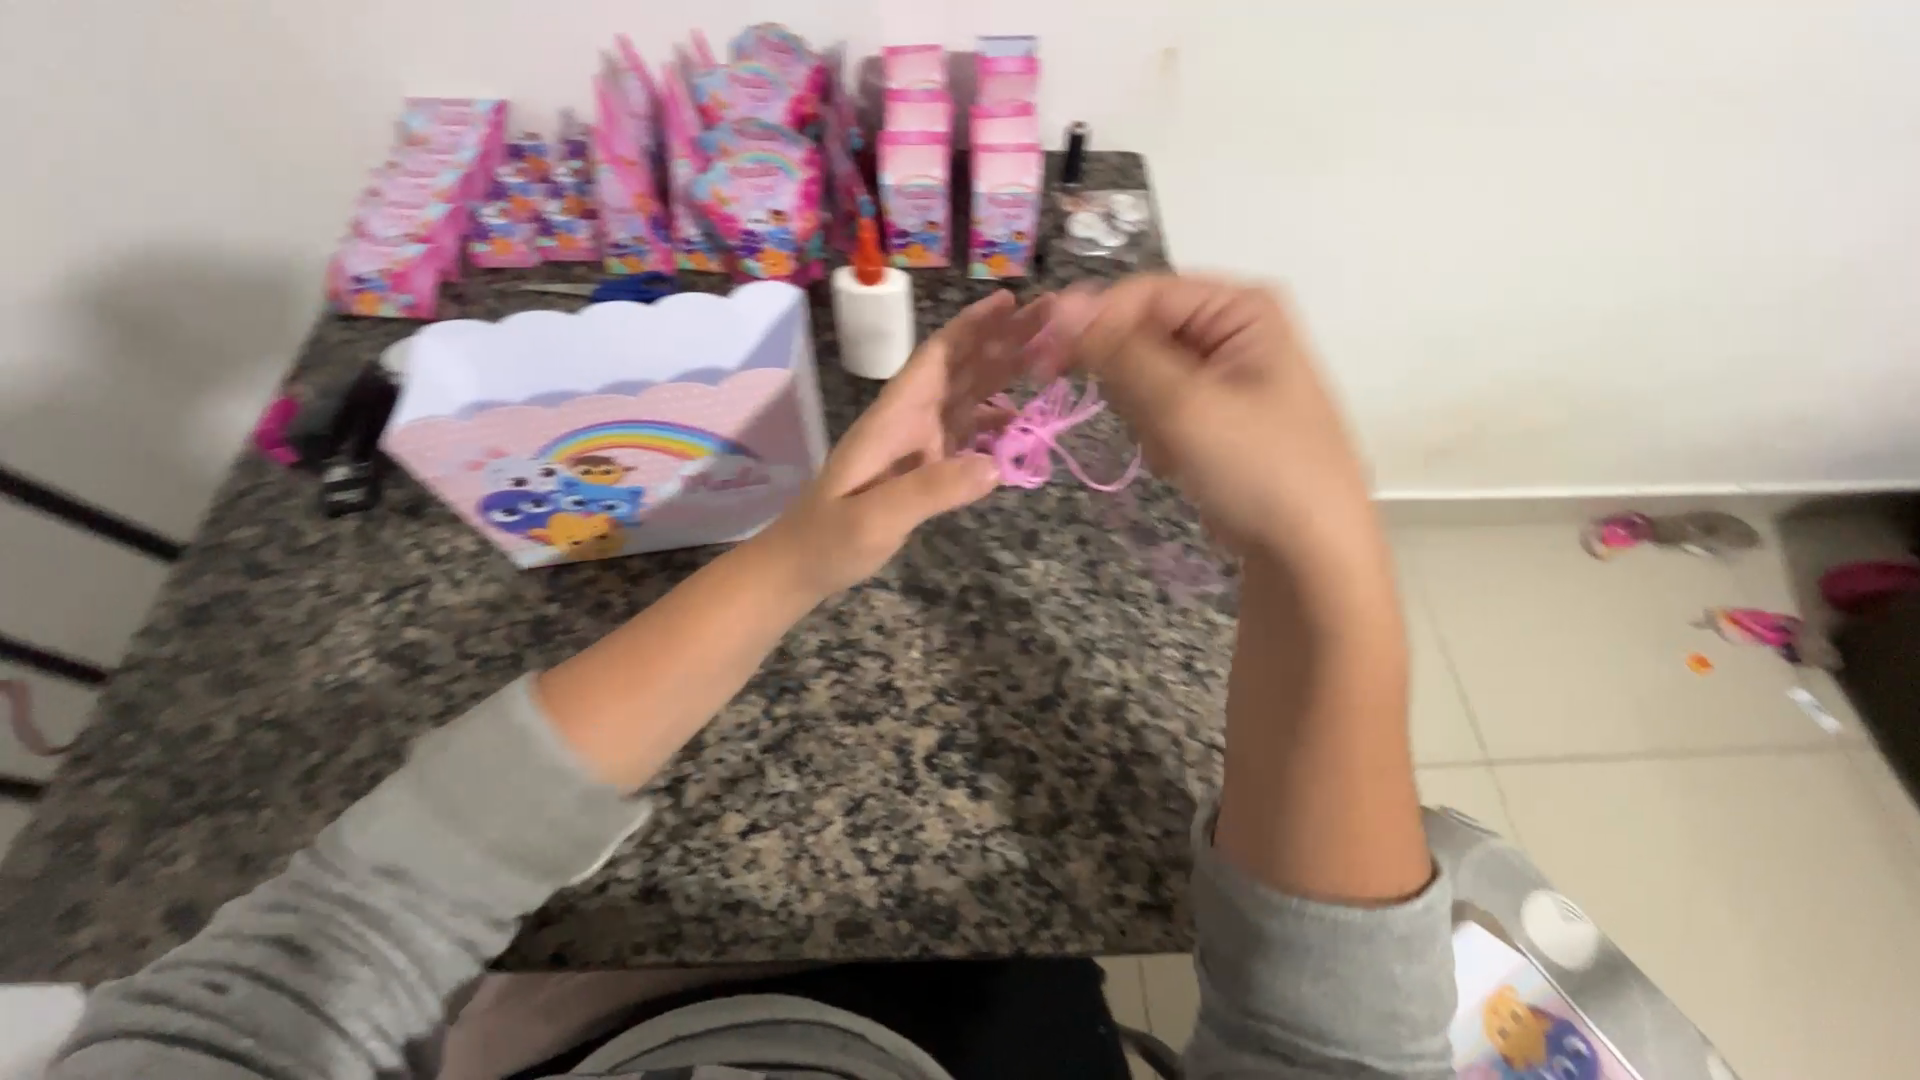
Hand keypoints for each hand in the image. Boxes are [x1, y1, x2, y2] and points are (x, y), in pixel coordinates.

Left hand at [758, 290, 1050, 594]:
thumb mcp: (875, 519)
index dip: (972, 327)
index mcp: (893, 419)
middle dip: (1002, 341)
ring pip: (966, 396)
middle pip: (960, 369)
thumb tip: (996, 465)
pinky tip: (1019, 422)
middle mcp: (908, 421)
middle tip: (1052, 319)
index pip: (936, 358)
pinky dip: (994, 423)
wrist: (801, 566)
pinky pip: (965, 434)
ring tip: (1048, 358)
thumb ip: (931, 491)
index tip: (1011, 301)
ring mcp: (916, 444)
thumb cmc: (829, 539)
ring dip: (1004, 375)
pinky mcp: (923, 468)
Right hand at [1048, 275, 1379, 568]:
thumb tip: (1060, 305)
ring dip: (1145, 416)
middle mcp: (1233, 328)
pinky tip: (1184, 462)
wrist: (1308, 551)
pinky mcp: (1214, 413)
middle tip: (1148, 422)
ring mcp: (1224, 373)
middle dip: (1131, 384)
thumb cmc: (1258, 468)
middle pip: (1140, 334)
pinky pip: (1159, 408)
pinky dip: (1159, 435)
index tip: (1046, 362)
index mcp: (1240, 307)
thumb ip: (1119, 351)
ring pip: (1143, 376)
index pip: (1142, 294)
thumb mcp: (1184, 403)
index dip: (1091, 324)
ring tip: (1177, 450)